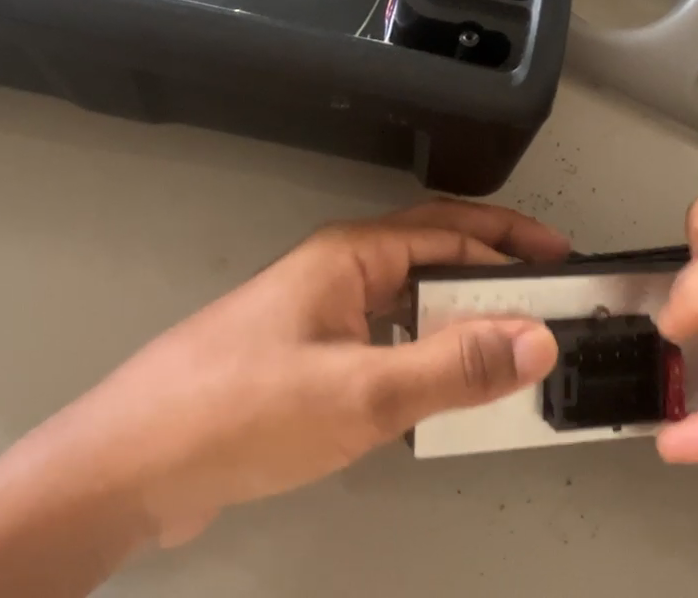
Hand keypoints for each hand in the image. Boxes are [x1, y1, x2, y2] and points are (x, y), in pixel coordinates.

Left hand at [0, 201, 565, 597]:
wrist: (129, 468)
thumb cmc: (241, 413)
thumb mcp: (360, 393)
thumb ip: (453, 367)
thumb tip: (538, 338)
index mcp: (352, 256)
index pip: (452, 230)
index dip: (514, 241)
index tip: (568, 263)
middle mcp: (339, 275)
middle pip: (435, 263)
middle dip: (497, 281)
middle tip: (553, 311)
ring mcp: (320, 320)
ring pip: (411, 308)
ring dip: (463, 323)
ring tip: (513, 355)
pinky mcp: (306, 363)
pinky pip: (386, 347)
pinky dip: (427, 360)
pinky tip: (444, 395)